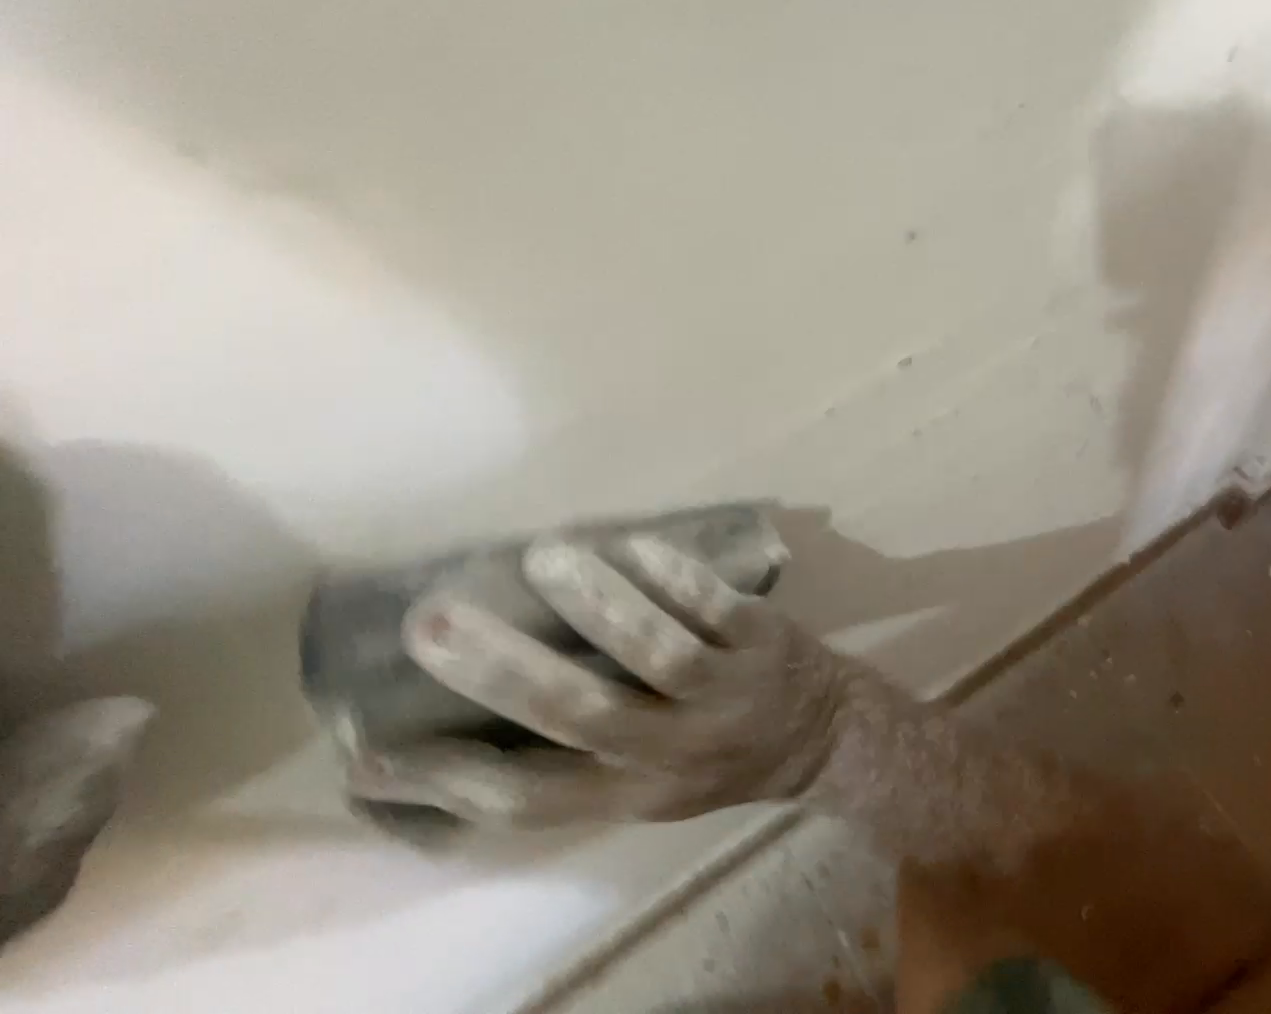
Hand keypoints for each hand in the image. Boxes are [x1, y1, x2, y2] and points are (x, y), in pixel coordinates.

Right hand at [347, 534, 850, 825]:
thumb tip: (466, 730)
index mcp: (636, 793)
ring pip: (656, 653)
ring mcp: (728, 694)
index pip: (533, 799)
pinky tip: (632, 543)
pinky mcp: (766, 644)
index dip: (452, 781)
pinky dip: (673, 576)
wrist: (827, 737)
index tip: (370, 751)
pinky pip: (716, 607)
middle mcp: (678, 750)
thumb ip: (578, 759)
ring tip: (543, 556)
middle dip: (505, 671)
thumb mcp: (649, 781)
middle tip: (434, 620)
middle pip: (583, 716)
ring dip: (598, 605)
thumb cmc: (718, 755)